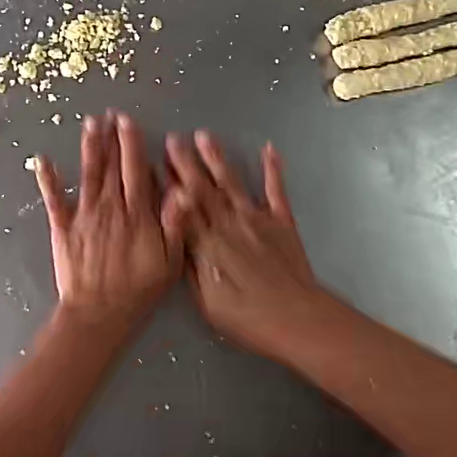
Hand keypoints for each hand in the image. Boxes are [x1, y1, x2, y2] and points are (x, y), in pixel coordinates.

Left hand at [34, 111, 182, 331]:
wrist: (98, 314)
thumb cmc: (138, 289)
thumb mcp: (168, 261)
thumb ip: (174, 224)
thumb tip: (181, 189)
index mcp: (136, 213)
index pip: (135, 170)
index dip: (132, 144)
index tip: (128, 122)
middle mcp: (110, 206)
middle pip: (111, 166)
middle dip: (112, 138)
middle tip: (110, 114)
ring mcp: (84, 214)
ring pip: (88, 174)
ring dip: (89, 147)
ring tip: (90, 124)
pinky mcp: (63, 226)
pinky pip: (54, 199)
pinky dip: (48, 179)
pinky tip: (42, 159)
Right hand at [164, 132, 328, 359]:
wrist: (300, 322)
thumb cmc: (249, 319)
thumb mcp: (208, 303)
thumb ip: (190, 267)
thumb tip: (174, 237)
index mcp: (208, 244)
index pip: (183, 207)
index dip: (169, 184)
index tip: (155, 162)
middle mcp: (228, 223)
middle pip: (203, 188)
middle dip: (186, 162)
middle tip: (173, 139)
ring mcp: (256, 218)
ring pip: (231, 182)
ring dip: (217, 158)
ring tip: (204, 135)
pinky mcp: (281, 221)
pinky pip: (275, 190)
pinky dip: (273, 169)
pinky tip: (269, 149)